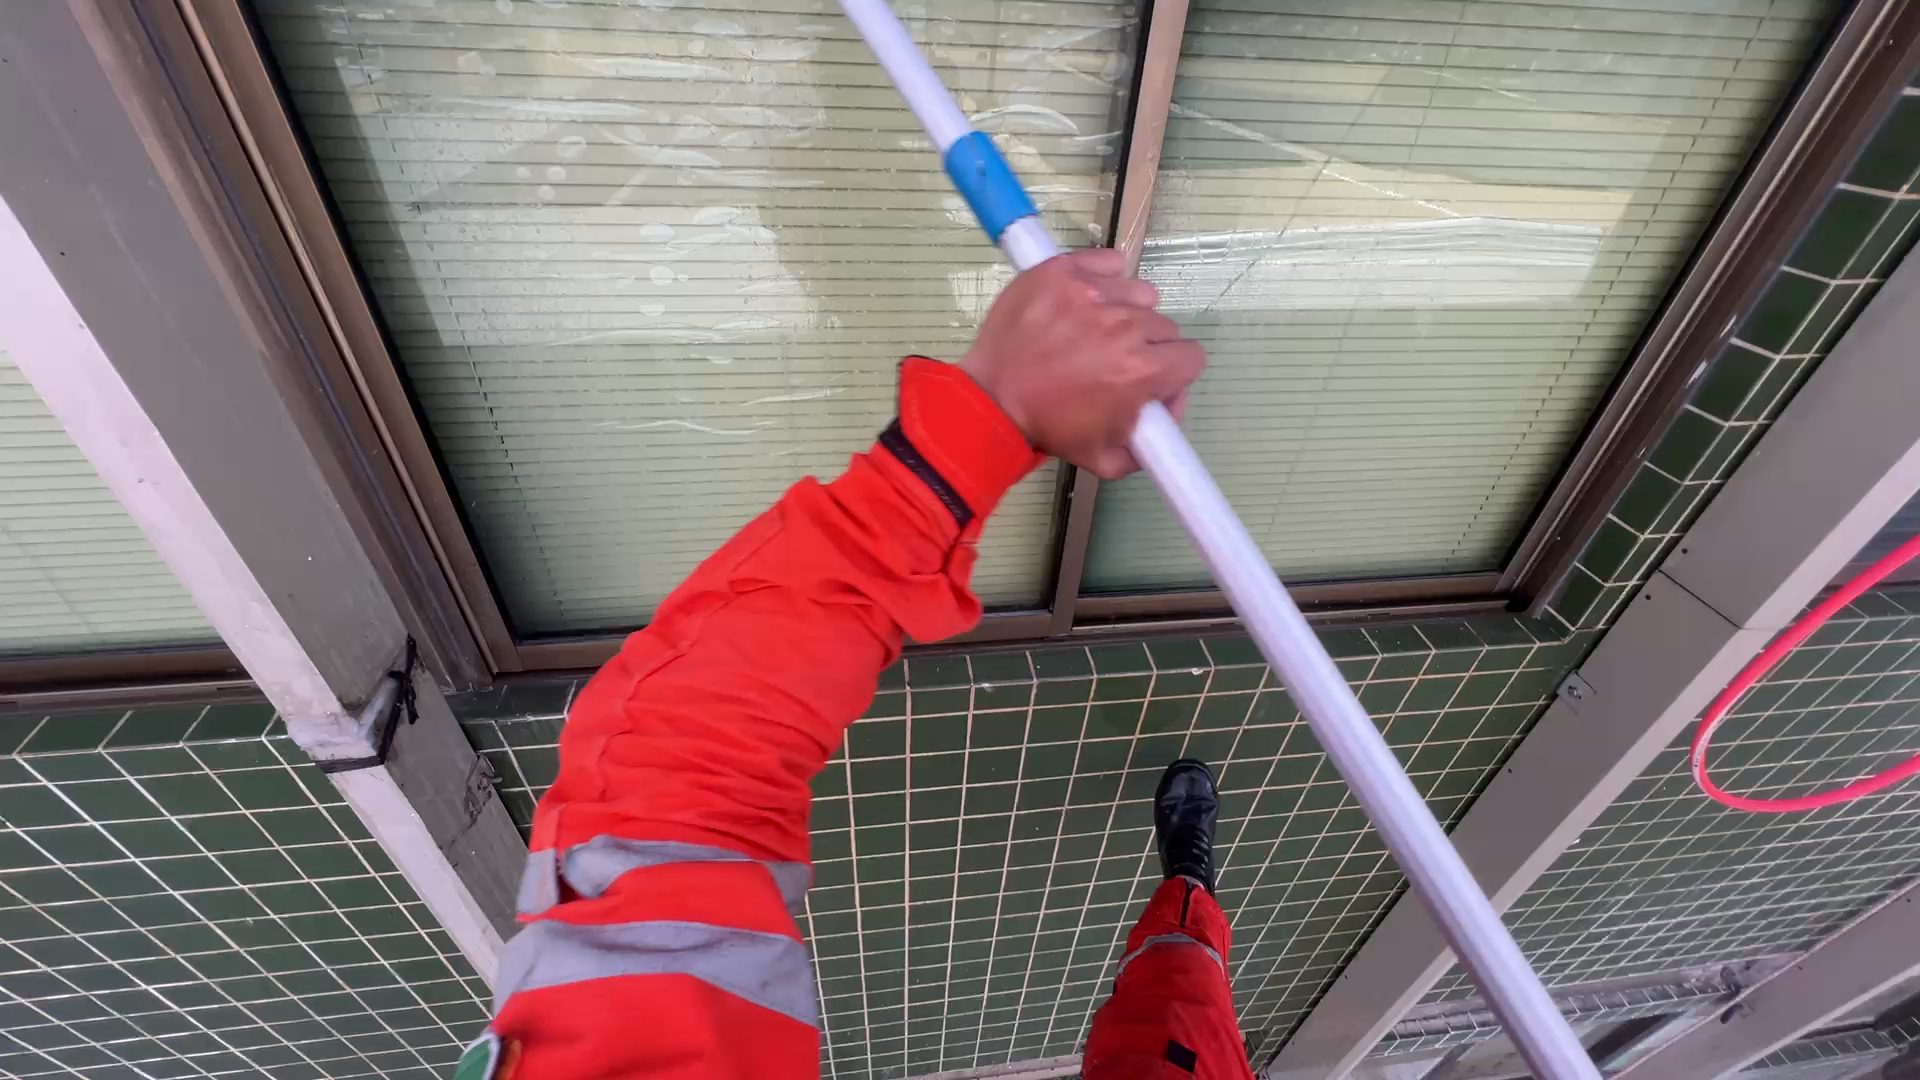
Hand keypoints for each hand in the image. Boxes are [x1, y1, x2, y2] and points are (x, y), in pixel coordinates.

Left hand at [960, 249, 1204, 478]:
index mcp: (1143, 371)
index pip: (1191, 357)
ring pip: (1138, 294)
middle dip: (1146, 347)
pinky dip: (1104, 278)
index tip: (1151, 379)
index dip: (1173, 373)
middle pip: (1163, 327)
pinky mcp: (1064, 271)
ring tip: (1093, 332)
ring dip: (1126, 312)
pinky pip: (1108, 263)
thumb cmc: (1047, 428)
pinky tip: (1085, 301)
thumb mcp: (1105, 459)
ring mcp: (1093, 293)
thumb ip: (1151, 444)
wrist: (990, 400)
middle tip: (1112, 362)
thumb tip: (1171, 410)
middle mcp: (1126, 326)